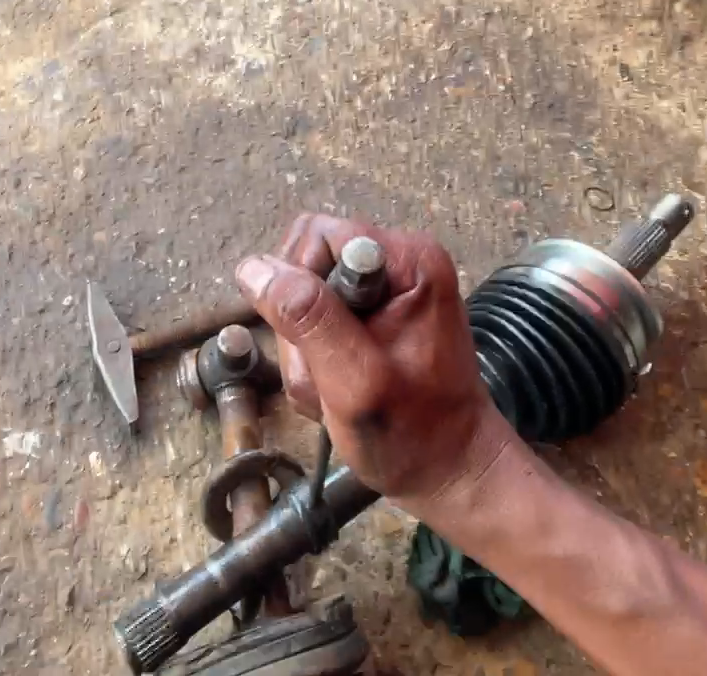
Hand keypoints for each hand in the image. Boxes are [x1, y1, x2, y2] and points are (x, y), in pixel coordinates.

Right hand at [235, 214, 520, 508]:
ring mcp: (389, 285)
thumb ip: (307, 318)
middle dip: (299, 320)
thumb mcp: (354, 379)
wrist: (452, 471)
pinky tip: (336, 384)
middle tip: (324, 371)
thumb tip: (254, 268)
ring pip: (304, 292)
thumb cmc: (416, 435)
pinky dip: (313, 353)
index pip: (317, 235)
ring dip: (304, 345)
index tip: (315, 340)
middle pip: (307, 261)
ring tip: (332, 386)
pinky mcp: (376, 309)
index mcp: (409, 260)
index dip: (298, 284)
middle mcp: (401, 259)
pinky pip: (316, 314)